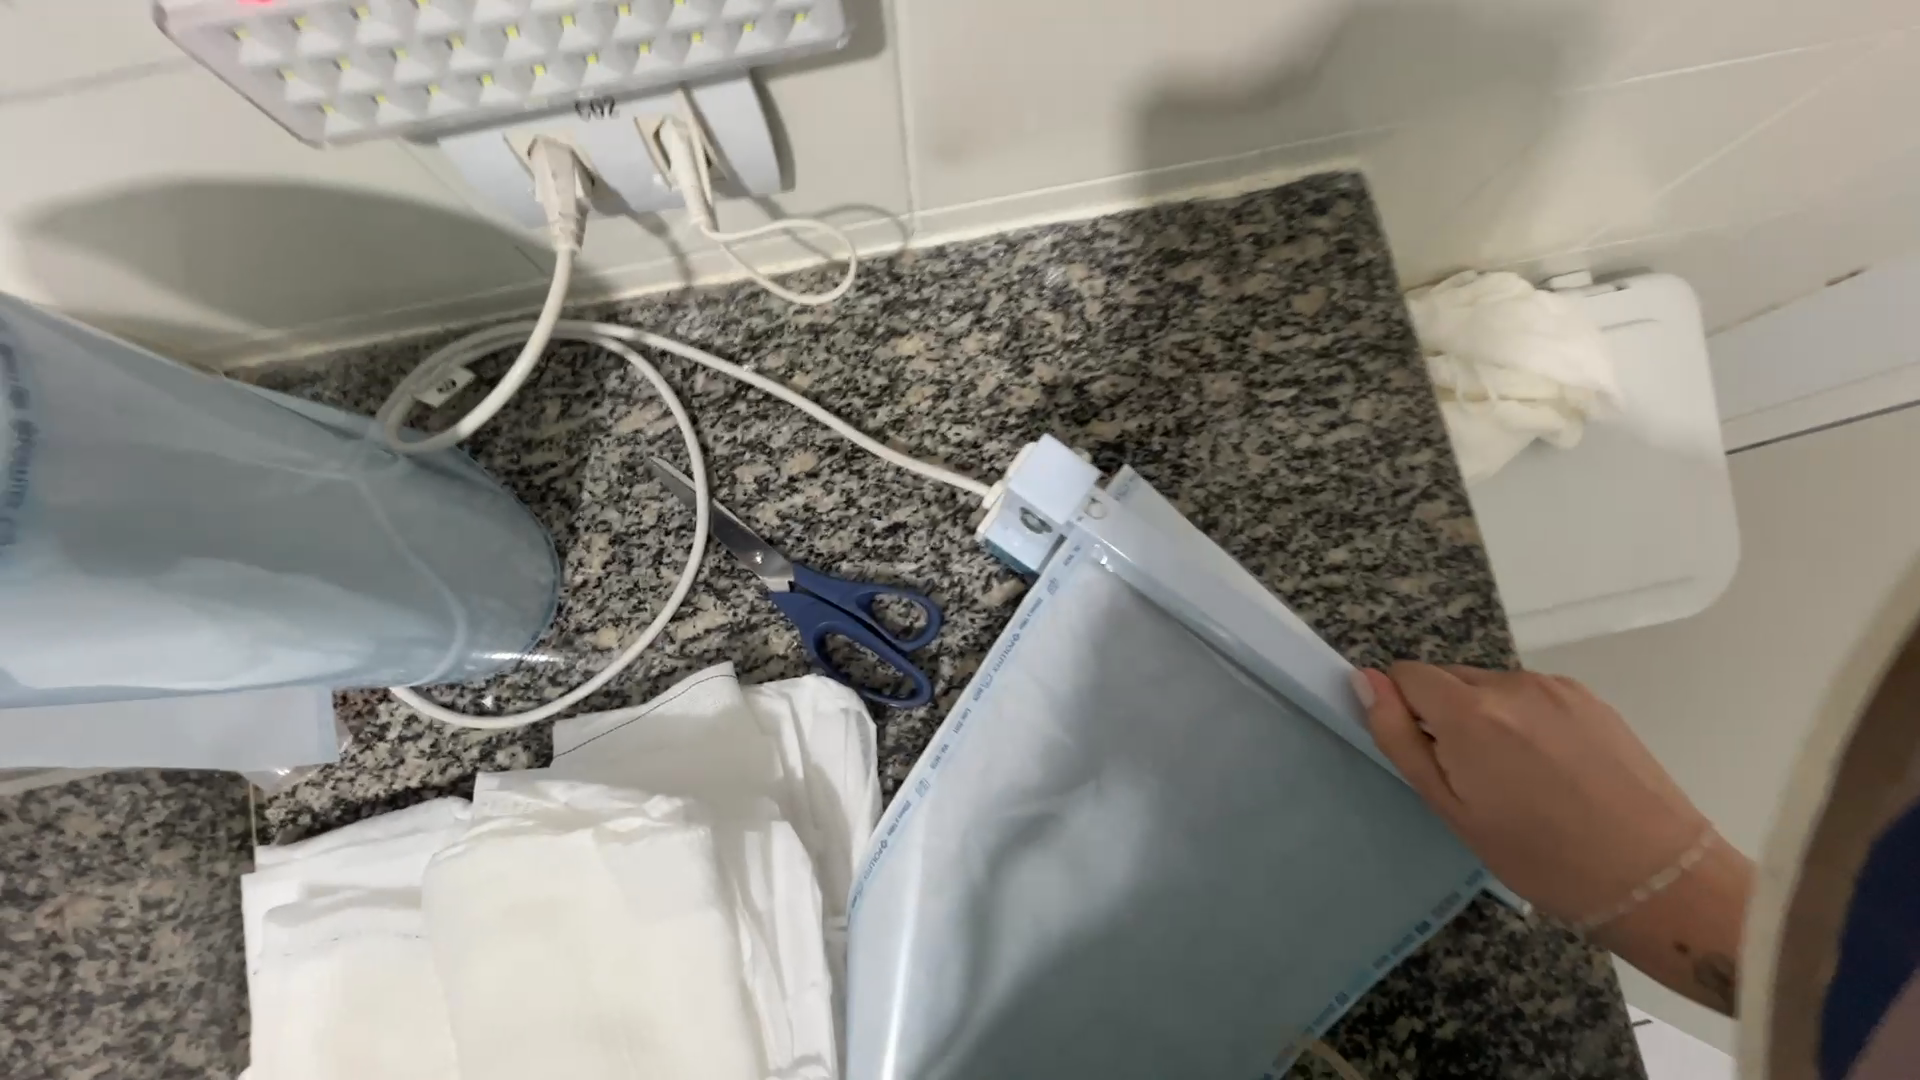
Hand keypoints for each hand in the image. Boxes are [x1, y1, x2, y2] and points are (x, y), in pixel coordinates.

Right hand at [1353, 663, 1707, 924]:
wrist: (1660, 881)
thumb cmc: (1538, 856)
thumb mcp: (1448, 806)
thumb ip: (1398, 737)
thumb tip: (1365, 680)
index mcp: (1469, 711)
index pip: (1405, 673)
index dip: (1403, 708)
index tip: (1426, 752)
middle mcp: (1510, 684)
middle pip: (1446, 678)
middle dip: (1443, 713)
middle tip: (1471, 774)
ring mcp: (1555, 687)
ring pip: (1487, 686)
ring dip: (1483, 715)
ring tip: (1516, 774)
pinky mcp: (1589, 697)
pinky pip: (1528, 694)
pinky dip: (1522, 718)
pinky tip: (1550, 765)